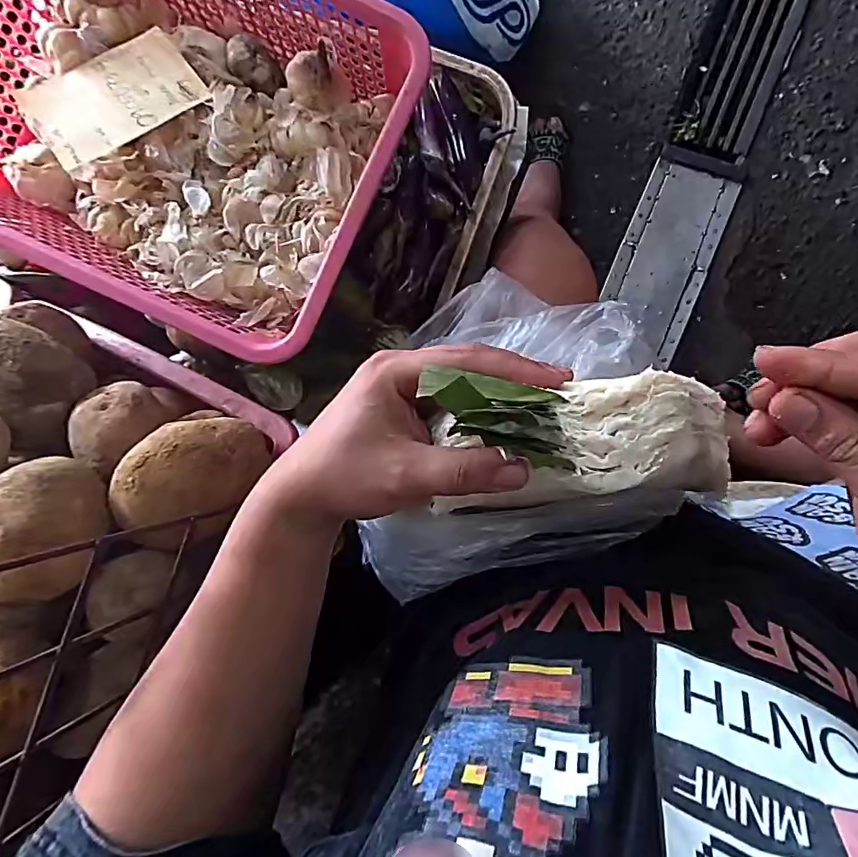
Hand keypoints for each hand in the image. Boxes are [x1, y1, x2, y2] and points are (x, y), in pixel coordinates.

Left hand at [253, 344, 570, 523]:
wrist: (300, 496)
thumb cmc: (345, 477)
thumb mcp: (407, 475)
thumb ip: (465, 471)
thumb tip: (523, 469)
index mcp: (396, 371)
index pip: (467, 361)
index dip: (515, 369)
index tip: (556, 380)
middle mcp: (400, 370)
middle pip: (468, 364)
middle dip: (513, 376)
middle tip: (557, 388)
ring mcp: (401, 387)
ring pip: (461, 382)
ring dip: (498, 392)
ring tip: (538, 402)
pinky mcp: (404, 407)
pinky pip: (451, 401)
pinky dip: (480, 409)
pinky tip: (502, 420)